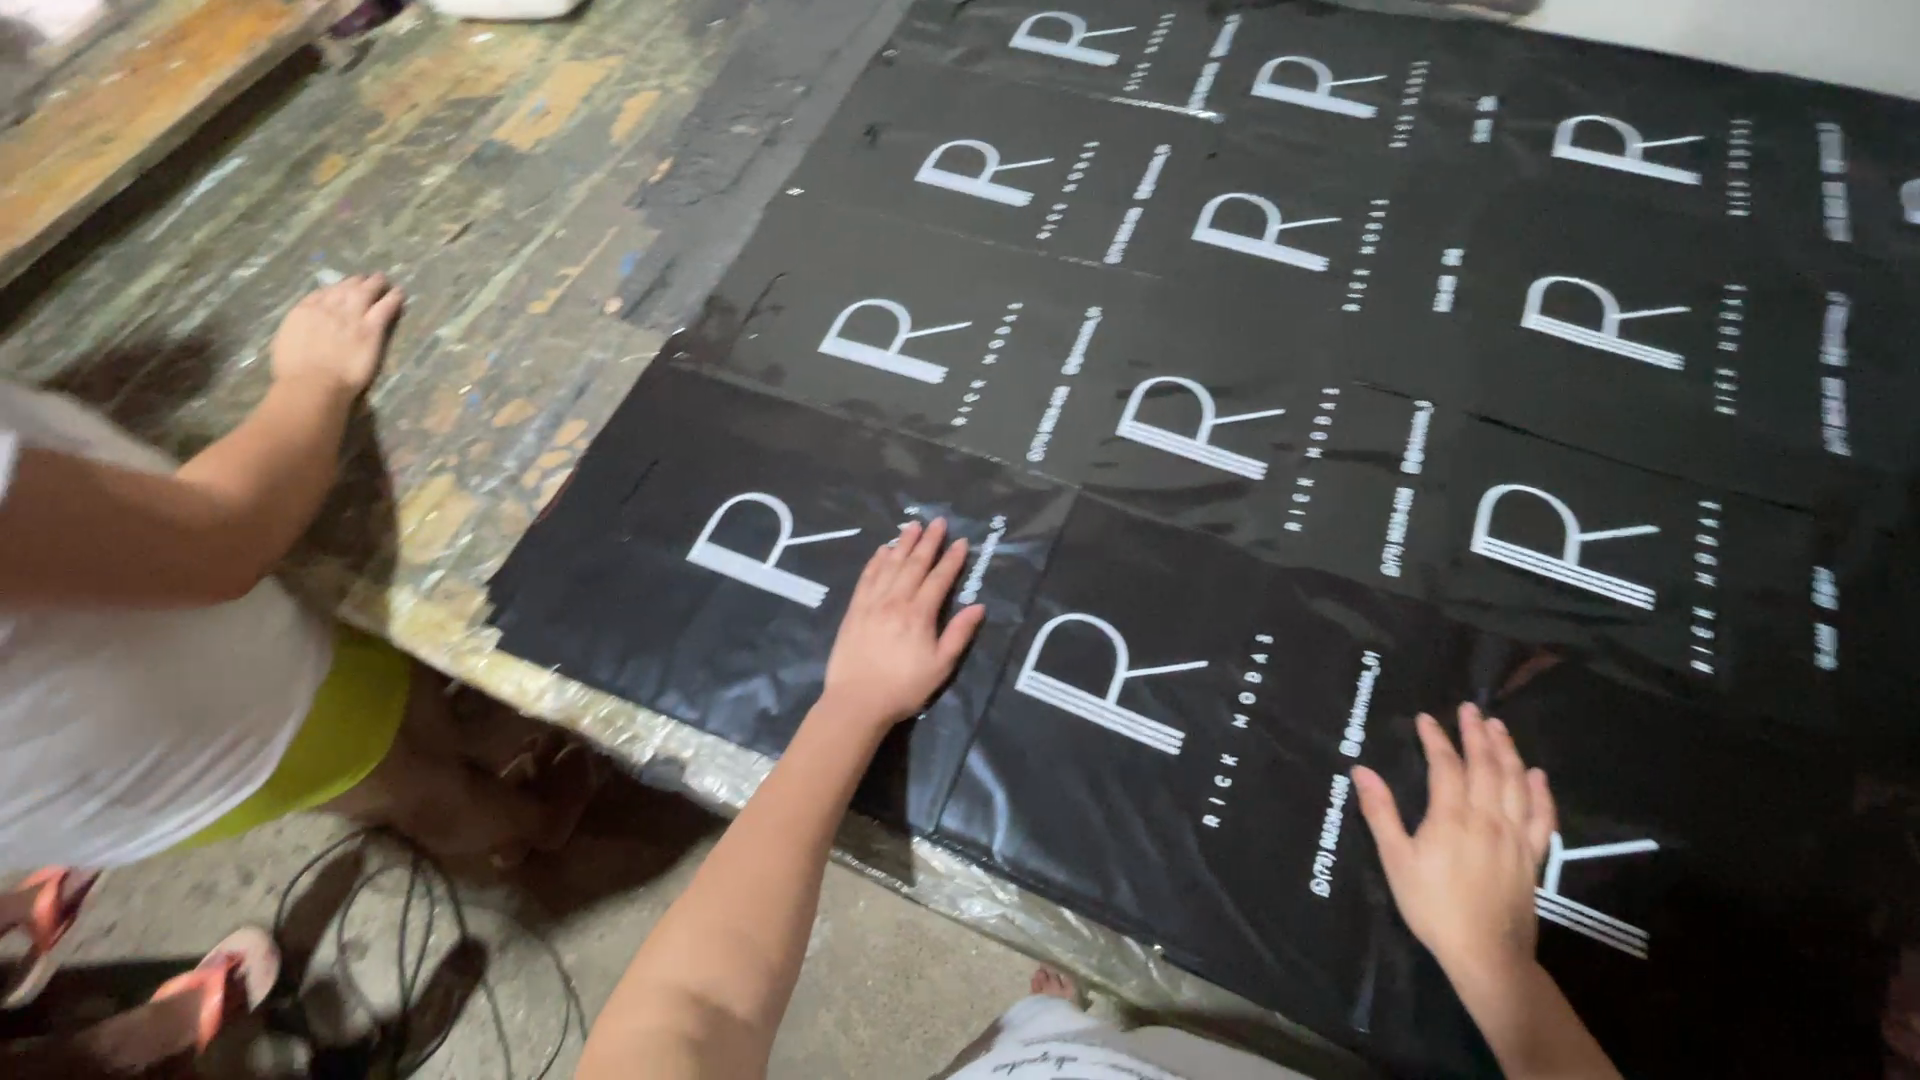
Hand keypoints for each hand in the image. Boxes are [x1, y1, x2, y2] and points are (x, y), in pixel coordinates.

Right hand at [269, 274, 404, 397]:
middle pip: (344, 290)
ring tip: (383, 280)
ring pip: (365, 294)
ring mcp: (350, 317)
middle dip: (356, 283)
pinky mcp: (370, 329)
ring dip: (375, 285)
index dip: (335, 288)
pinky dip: (393, 299)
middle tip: (367, 278)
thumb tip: (307, 329)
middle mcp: (327, 309)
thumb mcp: (288, 342)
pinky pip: (384, 308)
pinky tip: (400, 294)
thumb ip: (301, 330)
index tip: (343, 285)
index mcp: (303, 311)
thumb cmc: (295, 371)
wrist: (314, 382)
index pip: (322, 294)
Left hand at [821, 518, 985, 728]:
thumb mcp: (940, 666)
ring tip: (912, 526)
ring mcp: (872, 603)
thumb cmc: (904, 687)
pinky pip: (867, 577)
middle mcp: (895, 601)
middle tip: (937, 522)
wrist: (856, 701)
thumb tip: (978, 607)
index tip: (961, 542)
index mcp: (919, 614)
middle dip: (928, 542)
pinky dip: (876, 561)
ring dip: (902, 544)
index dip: (952, 559)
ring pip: (889, 565)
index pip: (939, 579)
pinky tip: (882, 550)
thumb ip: (959, 634)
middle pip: (914, 564)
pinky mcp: (854, 610)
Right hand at [1353, 704, 1556, 979]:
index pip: (1446, 766)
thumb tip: (1362, 770)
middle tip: (1470, 708)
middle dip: (1477, 734)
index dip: (1436, 739)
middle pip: (1486, 767)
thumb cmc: (1430, 905)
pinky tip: (1536, 774)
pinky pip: (1542, 817)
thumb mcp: (1395, 859)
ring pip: (1516, 784)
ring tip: (1499, 728)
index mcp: (1452, 817)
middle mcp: (1488, 819)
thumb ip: (1380, 812)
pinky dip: (1541, 792)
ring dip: (1508, 752)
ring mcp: (1515, 837)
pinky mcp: (1533, 857)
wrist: (1485, 953)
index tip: (1426, 718)